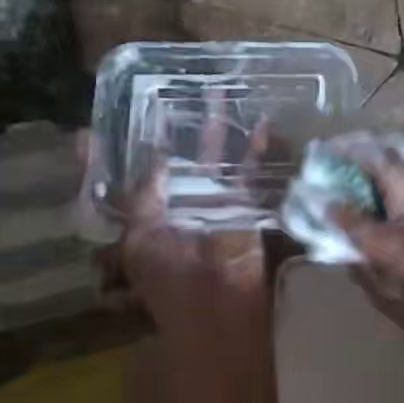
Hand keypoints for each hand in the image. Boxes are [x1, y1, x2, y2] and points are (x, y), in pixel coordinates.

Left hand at [120, 102, 272, 362]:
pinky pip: (252, 171)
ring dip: (222, 128)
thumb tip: (155, 156)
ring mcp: (217, 202)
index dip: (145, 144)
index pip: (146, 172)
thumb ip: (143, 197)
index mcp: (155, 213)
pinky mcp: (247, 205)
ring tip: (221, 92)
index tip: (141, 112)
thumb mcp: (140, 239)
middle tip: (184, 92)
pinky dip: (259, 149)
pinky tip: (263, 122)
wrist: (216, 310)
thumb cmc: (169, 279)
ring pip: (220, 158)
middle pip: (186, 157)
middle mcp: (185, 203)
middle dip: (186, 126)